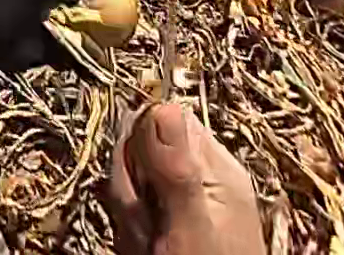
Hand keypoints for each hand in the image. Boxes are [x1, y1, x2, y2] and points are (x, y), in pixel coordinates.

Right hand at [108, 102, 265, 254]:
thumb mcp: (193, 227)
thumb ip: (177, 166)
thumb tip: (163, 104)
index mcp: (215, 166)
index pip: (162, 116)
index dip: (139, 139)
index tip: (140, 178)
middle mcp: (198, 176)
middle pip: (139, 145)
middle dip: (130, 185)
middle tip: (147, 231)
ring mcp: (181, 201)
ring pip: (129, 178)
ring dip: (128, 214)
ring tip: (147, 248)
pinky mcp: (165, 224)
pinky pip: (131, 208)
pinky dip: (129, 232)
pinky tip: (143, 250)